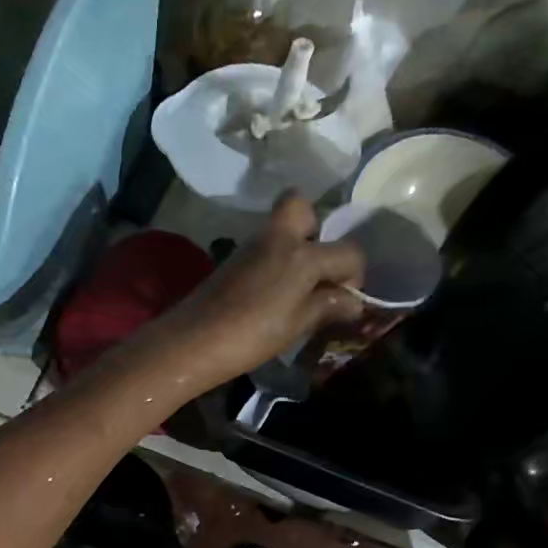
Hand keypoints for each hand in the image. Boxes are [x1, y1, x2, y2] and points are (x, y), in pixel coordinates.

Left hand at [147, 194, 365, 387]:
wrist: (192, 341)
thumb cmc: (251, 336)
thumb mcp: (296, 325)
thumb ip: (326, 307)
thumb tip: (352, 302)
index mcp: (303, 255)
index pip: (348, 251)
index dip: (354, 275)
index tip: (346, 299)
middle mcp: (279, 238)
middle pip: (301, 206)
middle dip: (316, 229)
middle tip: (316, 267)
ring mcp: (251, 246)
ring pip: (280, 226)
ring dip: (294, 246)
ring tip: (298, 286)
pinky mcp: (232, 260)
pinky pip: (263, 247)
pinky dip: (275, 260)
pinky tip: (273, 292)